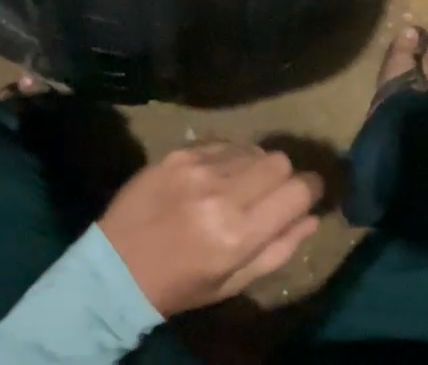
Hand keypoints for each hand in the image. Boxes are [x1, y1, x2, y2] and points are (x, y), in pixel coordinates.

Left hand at [97, 142, 321, 316]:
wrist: (115, 267)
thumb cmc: (179, 285)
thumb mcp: (232, 283)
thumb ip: (278, 250)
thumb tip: (313, 218)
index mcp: (238, 234)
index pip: (298, 191)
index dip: (311, 190)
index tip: (309, 194)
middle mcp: (222, 194)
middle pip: (280, 162)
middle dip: (284, 177)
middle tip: (271, 194)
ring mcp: (198, 169)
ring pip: (252, 149)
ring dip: (255, 166)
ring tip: (239, 186)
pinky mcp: (179, 154)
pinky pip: (223, 143)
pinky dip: (229, 157)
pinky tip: (214, 177)